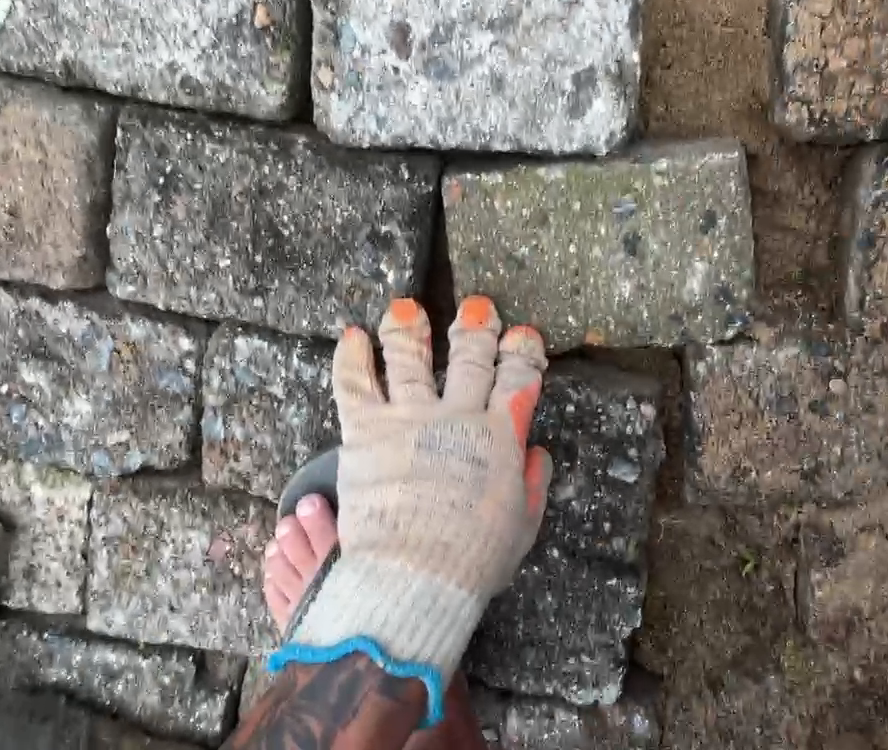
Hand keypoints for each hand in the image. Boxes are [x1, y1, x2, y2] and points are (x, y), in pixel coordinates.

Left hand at [270, 296, 550, 723]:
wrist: (413, 579)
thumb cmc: (472, 561)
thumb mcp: (521, 526)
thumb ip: (532, 484)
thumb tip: (536, 452)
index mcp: (497, 437)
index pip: (517, 378)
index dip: (523, 351)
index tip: (523, 334)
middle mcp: (455, 416)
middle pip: (469, 357)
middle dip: (477, 328)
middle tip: (477, 307)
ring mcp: (409, 419)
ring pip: (409, 358)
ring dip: (408, 329)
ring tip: (404, 309)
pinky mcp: (366, 431)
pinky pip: (356, 384)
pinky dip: (352, 358)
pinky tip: (353, 335)